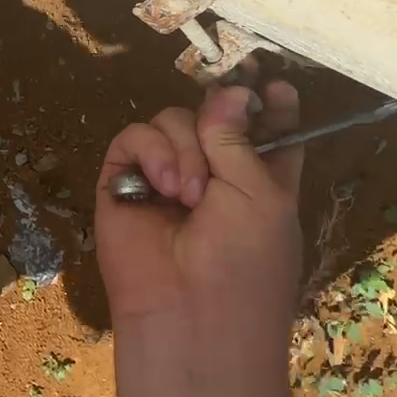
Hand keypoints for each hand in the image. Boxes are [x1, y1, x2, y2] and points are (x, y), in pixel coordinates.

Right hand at [96, 82, 303, 396]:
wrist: (187, 316)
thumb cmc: (245, 265)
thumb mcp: (259, 199)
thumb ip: (239, 139)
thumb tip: (231, 88)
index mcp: (259, 180)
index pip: (267, 131)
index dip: (269, 105)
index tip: (271, 80)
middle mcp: (213, 171)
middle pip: (211, 114)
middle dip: (215, 124)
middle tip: (219, 156)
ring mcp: (166, 172)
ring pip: (172, 119)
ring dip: (183, 149)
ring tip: (186, 193)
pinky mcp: (125, 176)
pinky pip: (134, 135)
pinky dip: (149, 152)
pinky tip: (160, 185)